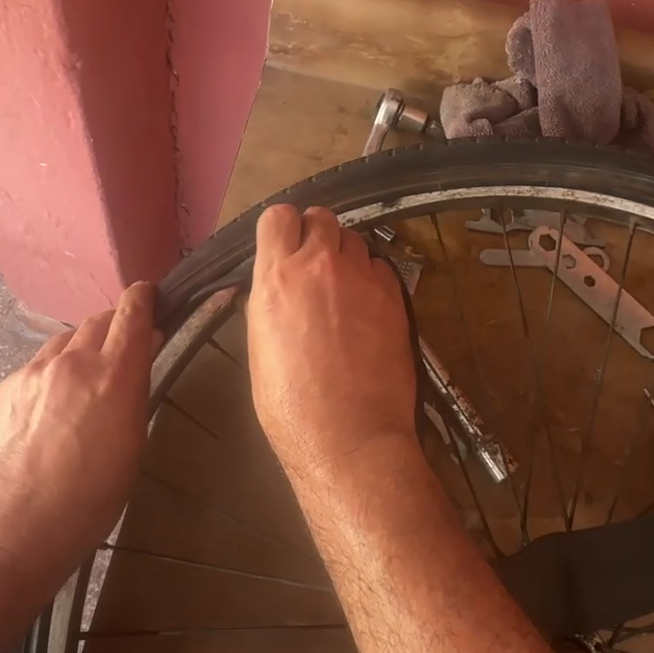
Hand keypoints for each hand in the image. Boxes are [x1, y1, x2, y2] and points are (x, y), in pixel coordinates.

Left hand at [0, 281, 157, 591]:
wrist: (8, 537)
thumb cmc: (87, 503)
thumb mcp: (132, 446)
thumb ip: (137, 390)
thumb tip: (143, 350)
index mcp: (113, 375)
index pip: (132, 310)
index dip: (144, 297)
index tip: (150, 297)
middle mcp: (72, 361)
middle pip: (99, 319)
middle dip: (115, 327)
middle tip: (121, 353)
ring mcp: (32, 372)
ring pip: (66, 340)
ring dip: (82, 350)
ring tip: (82, 386)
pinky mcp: (3, 388)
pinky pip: (36, 367)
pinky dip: (51, 376)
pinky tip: (47, 413)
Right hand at [247, 205, 416, 479]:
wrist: (349, 436)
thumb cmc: (291, 405)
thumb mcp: (260, 344)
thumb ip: (271, 300)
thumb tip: (280, 285)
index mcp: (277, 276)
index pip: (277, 216)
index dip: (282, 229)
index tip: (284, 246)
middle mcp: (320, 265)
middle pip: (321, 216)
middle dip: (316, 235)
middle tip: (316, 266)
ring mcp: (361, 276)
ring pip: (354, 239)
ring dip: (346, 255)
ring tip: (344, 289)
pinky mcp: (393, 294)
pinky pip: (380, 266)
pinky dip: (372, 278)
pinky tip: (368, 308)